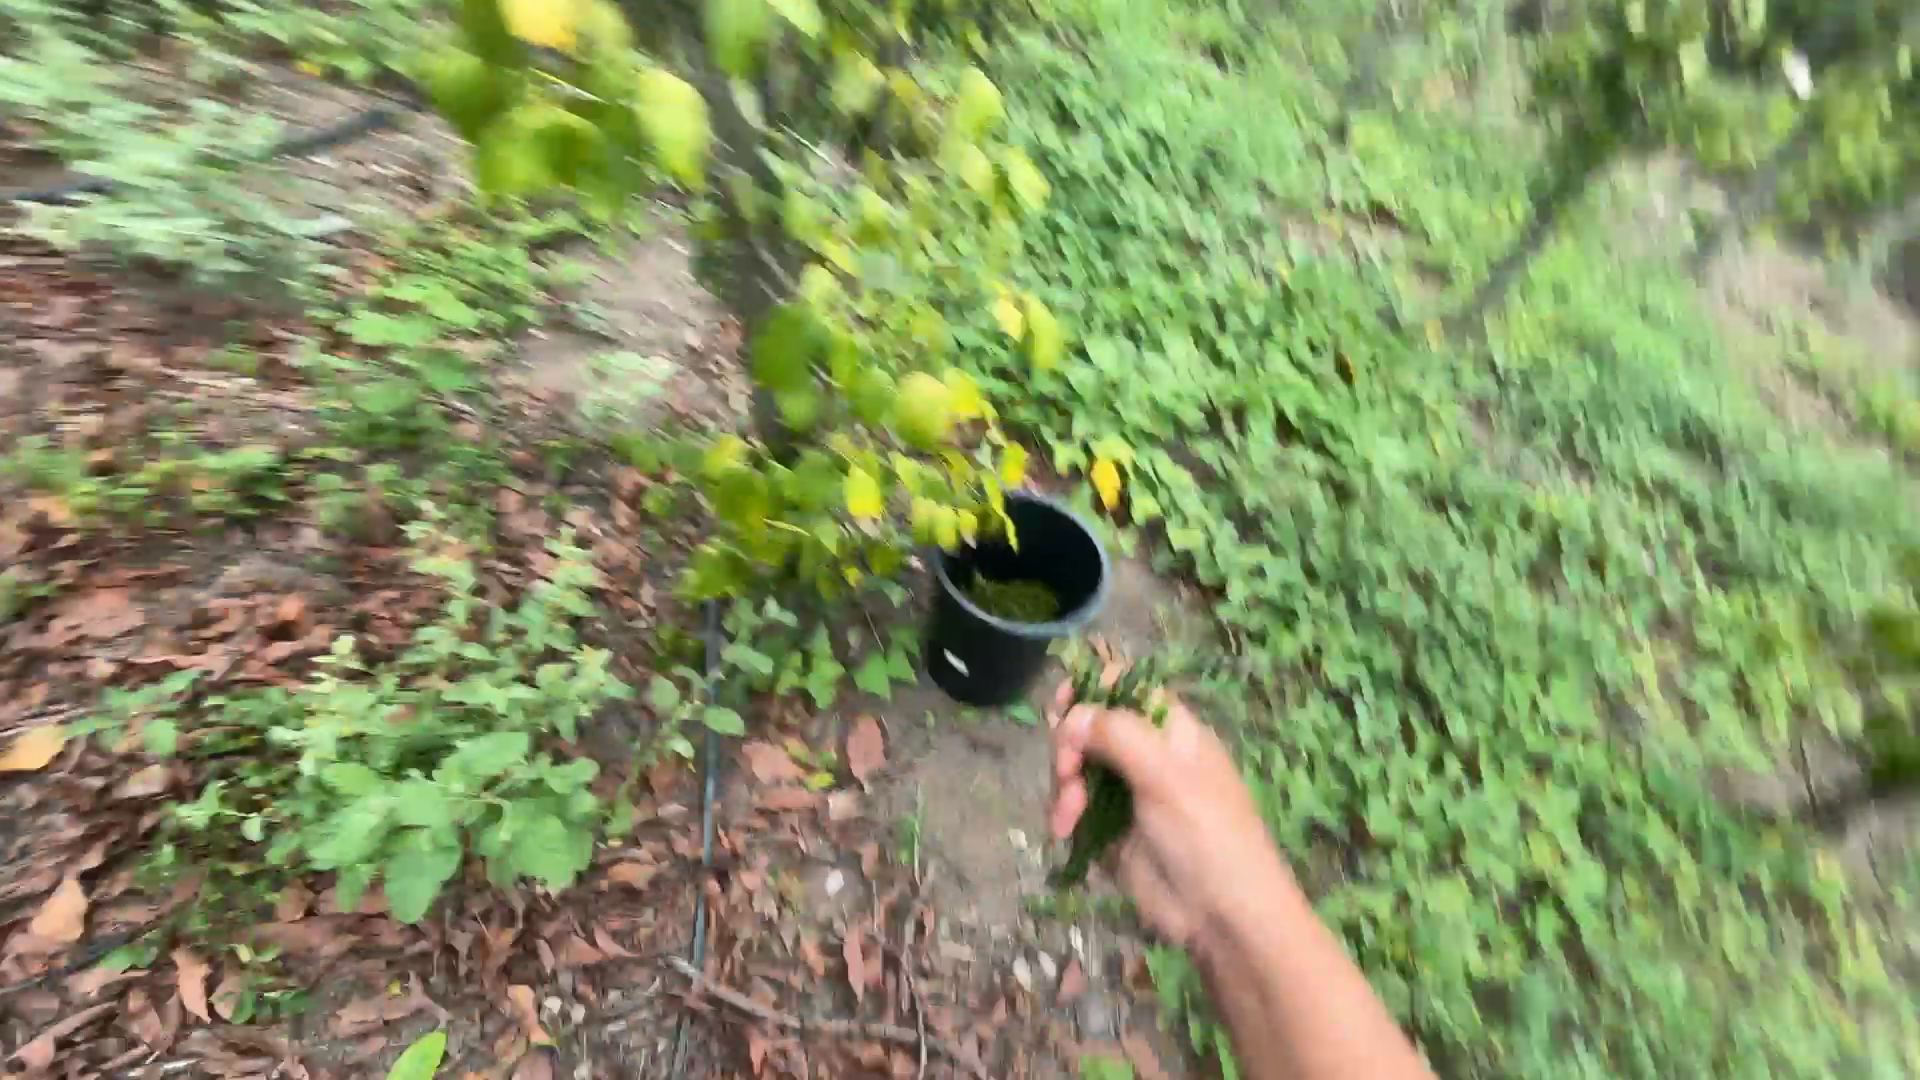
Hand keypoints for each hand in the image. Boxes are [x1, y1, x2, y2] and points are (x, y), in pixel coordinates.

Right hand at [1047, 680, 1296, 953]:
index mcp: (1168, 729)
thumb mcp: (1165, 774)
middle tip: (1067, 771)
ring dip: (1063, 784)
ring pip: (1075, 765)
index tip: (1061, 708)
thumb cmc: (1206, 833)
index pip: (1122, 688)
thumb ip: (1115, 734)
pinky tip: (1063, 831)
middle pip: (1087, 725)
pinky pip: (1072, 804)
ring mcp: (1125, 790)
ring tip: (1068, 816)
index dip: (1089, 691)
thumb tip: (1069, 718)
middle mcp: (1144, 752)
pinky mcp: (1108, 827)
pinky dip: (1062, 813)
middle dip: (1068, 745)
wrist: (1223, 918)